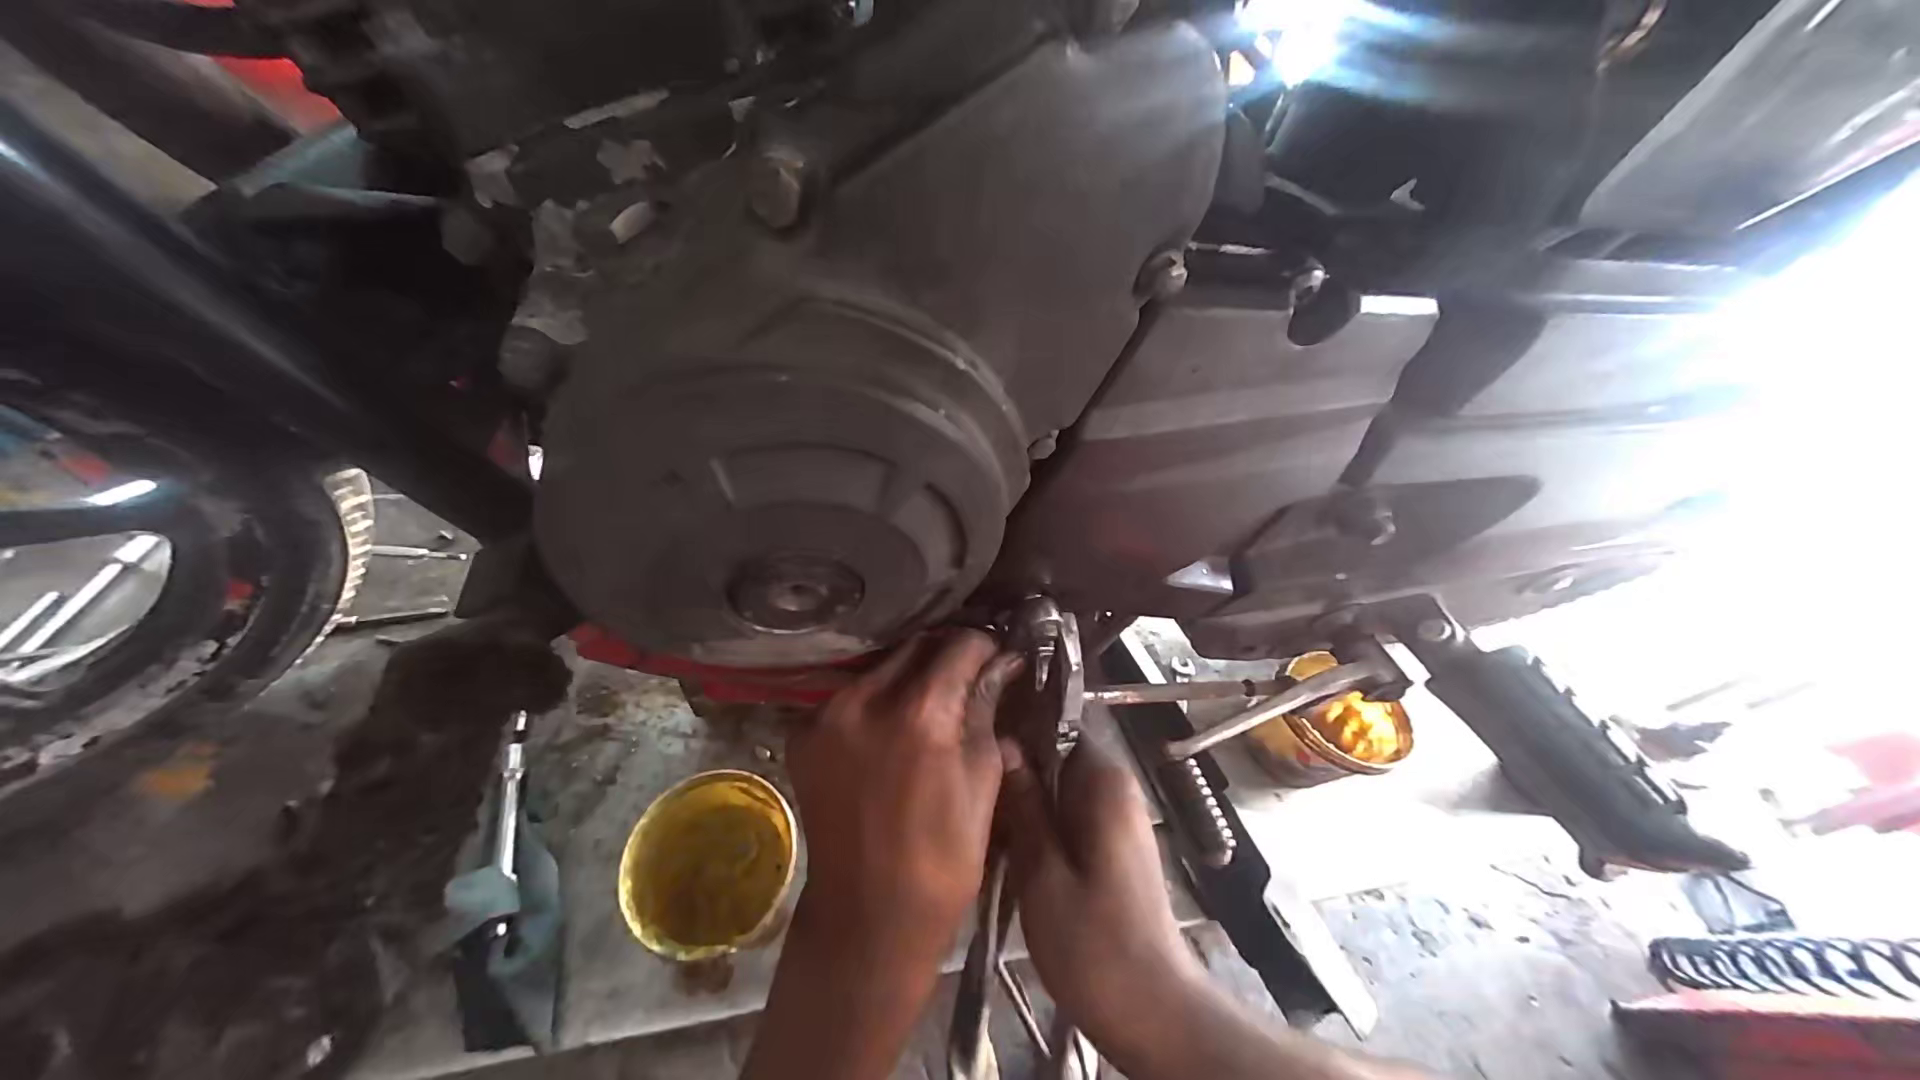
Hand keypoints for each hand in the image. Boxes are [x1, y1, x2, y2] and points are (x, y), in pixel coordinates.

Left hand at [784, 629, 1021, 957]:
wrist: (868, 914)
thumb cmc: (943, 857)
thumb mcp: (983, 779)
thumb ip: (984, 711)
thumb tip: (998, 667)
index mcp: (920, 714)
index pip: (959, 645)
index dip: (985, 647)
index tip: (996, 658)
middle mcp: (865, 700)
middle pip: (916, 647)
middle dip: (946, 655)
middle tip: (966, 675)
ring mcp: (826, 716)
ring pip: (880, 668)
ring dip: (909, 675)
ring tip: (928, 700)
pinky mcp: (802, 734)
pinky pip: (848, 696)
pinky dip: (874, 700)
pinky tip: (888, 726)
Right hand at [998, 739, 1205, 1053]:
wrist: (1153, 1012)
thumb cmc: (1095, 944)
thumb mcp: (1043, 873)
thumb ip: (1025, 805)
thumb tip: (1005, 744)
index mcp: (1104, 781)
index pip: (1057, 720)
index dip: (1014, 720)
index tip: (975, 730)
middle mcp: (1115, 787)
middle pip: (1055, 751)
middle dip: (1014, 762)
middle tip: (967, 776)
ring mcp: (1115, 816)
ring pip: (1057, 783)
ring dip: (1023, 794)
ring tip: (978, 805)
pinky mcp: (1109, 843)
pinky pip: (1066, 810)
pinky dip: (1038, 818)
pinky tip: (1006, 840)